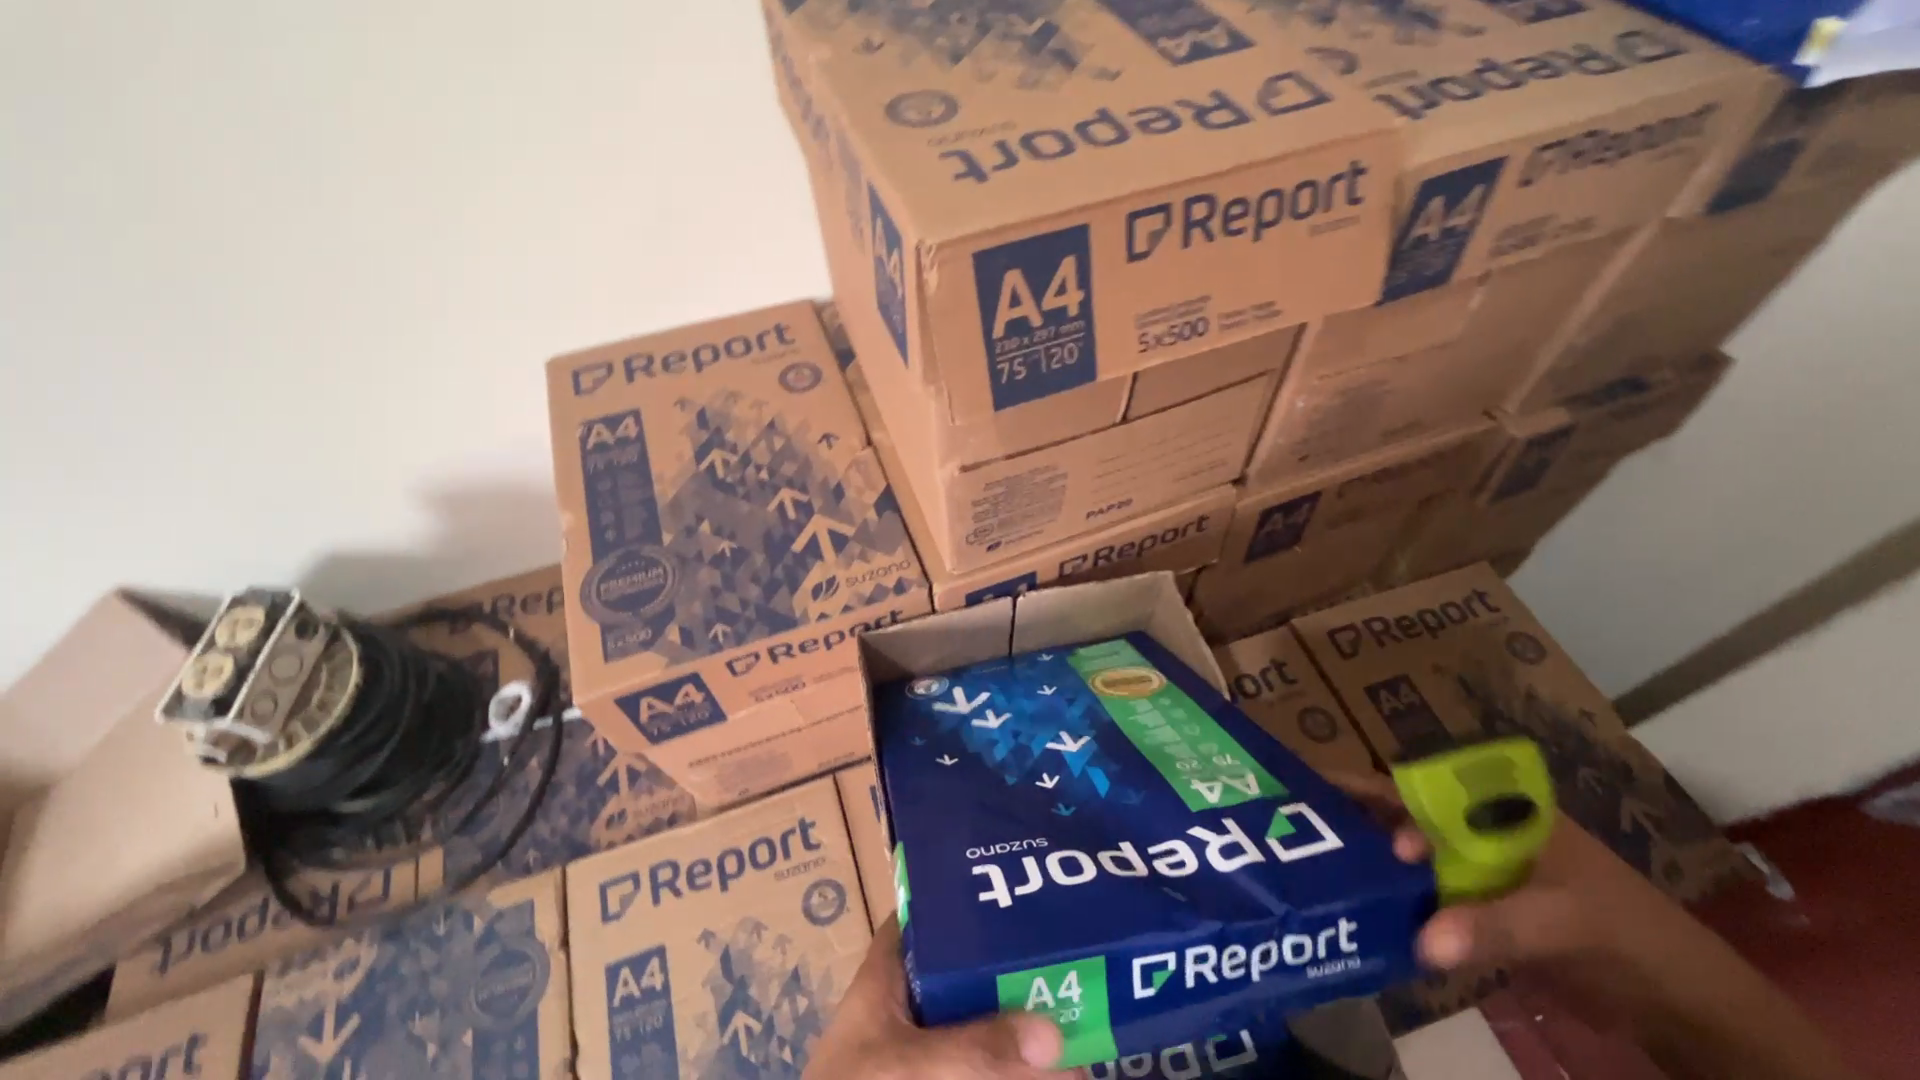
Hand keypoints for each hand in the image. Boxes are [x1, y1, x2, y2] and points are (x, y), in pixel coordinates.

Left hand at [805, 919, 1066, 1079]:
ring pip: (985, 1026)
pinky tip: (1062, 1068)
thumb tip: (1054, 1034)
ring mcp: (925, 1050)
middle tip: (1072, 962)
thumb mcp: (907, 1065)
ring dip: (1027, 1029)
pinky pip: (987, 1066)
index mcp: (886, 979)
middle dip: (1018, 973)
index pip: (922, 918)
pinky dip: (1018, 1068)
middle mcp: (910, 1009)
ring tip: (1081, 1022)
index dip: (963, 898)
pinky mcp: (943, 1078)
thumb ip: (976, 1047)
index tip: (1018, 889)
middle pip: (969, 974)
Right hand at [1328, 770, 1680, 980]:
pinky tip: (1357, 918)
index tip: (1328, 803)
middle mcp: (1482, 836)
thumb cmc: (1630, 938)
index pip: (1426, 787)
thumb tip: (1421, 941)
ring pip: (1410, 861)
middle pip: (1407, 818)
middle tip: (1294, 829)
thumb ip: (1495, 924)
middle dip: (1357, 822)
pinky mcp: (1479, 916)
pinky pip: (1423, 902)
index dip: (1377, 793)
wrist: (1681, 1005)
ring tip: (1311, 873)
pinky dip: (1392, 908)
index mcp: (1505, 813)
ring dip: (1369, 867)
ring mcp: (1480, 877)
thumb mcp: (1567, 923)